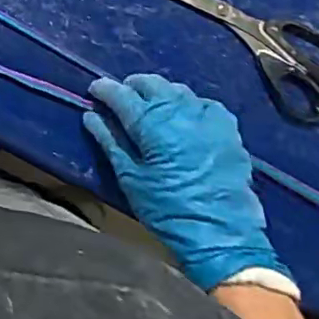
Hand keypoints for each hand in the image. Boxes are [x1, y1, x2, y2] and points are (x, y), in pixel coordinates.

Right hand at [83, 74, 289, 290]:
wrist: (223, 235)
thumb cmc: (168, 211)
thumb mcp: (131, 180)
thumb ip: (110, 142)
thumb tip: (92, 115)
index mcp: (150, 122)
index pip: (120, 93)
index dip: (104, 89)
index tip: (95, 90)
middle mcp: (177, 108)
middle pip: (149, 83)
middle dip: (132, 87)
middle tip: (124, 100)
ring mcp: (204, 112)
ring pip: (175, 89)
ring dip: (159, 95)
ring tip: (153, 109)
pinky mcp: (226, 122)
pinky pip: (201, 102)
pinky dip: (188, 106)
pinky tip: (186, 120)